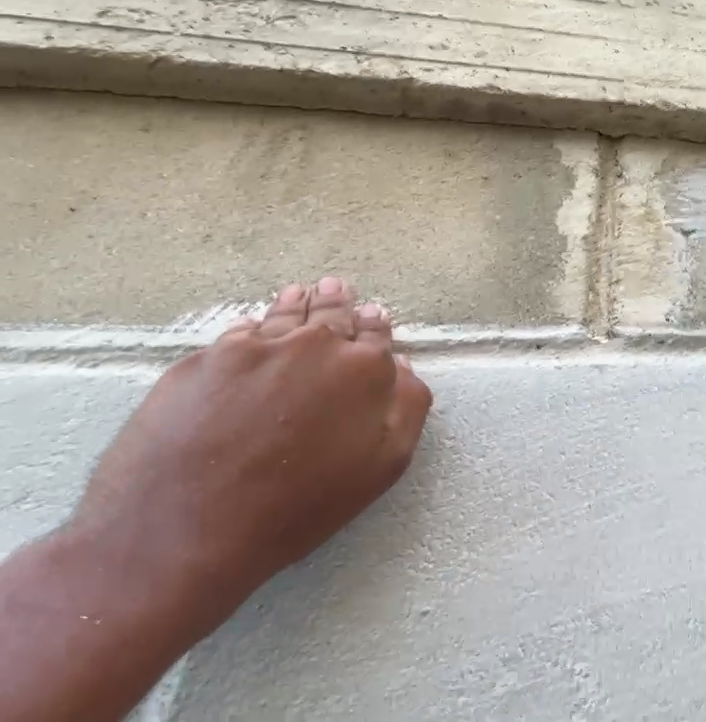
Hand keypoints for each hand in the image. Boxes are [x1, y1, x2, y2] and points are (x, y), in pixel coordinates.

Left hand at [65, 278, 432, 606]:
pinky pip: (230, 337)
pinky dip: (247, 331)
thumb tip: (401, 367)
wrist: (180, 536)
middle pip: (329, 315)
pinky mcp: (194, 366)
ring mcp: (249, 352)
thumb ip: (407, 406)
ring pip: (279, 317)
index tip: (374, 315)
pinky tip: (249, 329)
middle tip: (335, 288)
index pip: (376, 335)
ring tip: (297, 293)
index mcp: (364, 368)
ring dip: (294, 305)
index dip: (376, 325)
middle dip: (337, 302)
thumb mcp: (384, 464)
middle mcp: (312, 346)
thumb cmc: (298, 506)